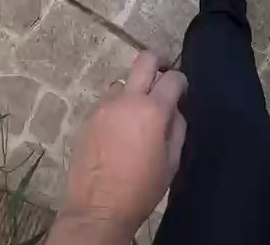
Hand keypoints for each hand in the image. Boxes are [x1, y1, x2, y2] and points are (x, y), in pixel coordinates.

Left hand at [55, 52, 186, 240]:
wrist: (97, 210)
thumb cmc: (141, 189)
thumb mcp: (172, 162)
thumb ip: (177, 127)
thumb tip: (174, 109)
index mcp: (153, 110)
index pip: (173, 78)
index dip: (181, 82)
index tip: (182, 92)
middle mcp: (128, 100)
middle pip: (145, 59)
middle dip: (159, 61)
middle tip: (163, 75)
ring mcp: (104, 106)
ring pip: (123, 83)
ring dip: (133, 92)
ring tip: (133, 117)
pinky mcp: (87, 118)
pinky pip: (107, 102)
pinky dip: (115, 109)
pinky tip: (116, 132)